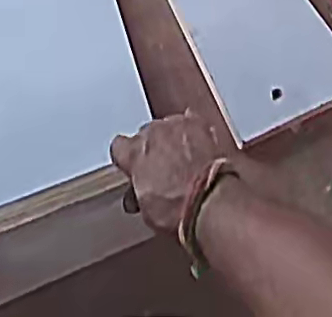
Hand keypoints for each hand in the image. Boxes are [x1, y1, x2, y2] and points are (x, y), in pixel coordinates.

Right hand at [109, 112, 226, 233]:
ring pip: (168, 126)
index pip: (119, 147)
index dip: (127, 159)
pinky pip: (192, 121)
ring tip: (186, 162)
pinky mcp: (199, 124)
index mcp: (134, 153)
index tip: (134, 170)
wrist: (212, 202)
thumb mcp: (149, 212)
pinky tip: (200, 147)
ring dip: (173, 140)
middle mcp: (152, 133)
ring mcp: (176, 125)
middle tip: (164, 173)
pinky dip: (194, 133)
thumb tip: (141, 196)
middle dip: (152, 150)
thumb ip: (139, 193)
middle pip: (145, 134)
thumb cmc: (179, 210)